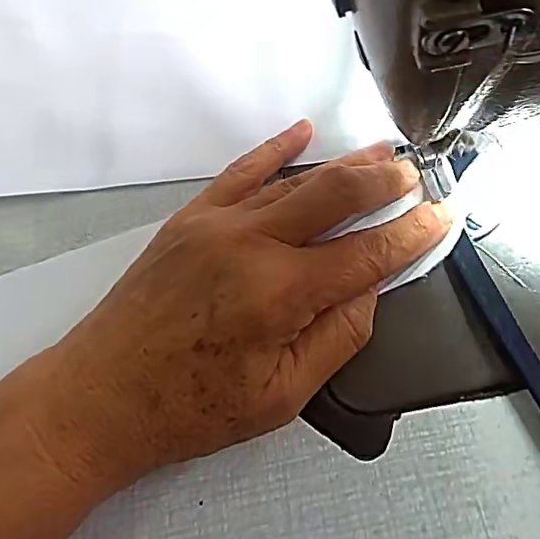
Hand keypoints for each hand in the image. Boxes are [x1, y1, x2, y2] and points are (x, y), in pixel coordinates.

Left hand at [34, 120, 451, 488]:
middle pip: (337, 194)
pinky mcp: (192, 215)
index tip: (443, 216)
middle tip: (416, 174)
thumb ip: (337, 337)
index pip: (367, 253)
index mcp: (281, 294)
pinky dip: (277, 148)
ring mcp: (220, 222)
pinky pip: (243, 170)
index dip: (412, 232)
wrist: (95, 397)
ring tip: (382, 152)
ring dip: (346, 164)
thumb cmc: (192, 407)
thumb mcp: (281, 397)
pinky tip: (303, 131)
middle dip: (385, 180)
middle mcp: (255, 244)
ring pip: (298, 179)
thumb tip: (371, 287)